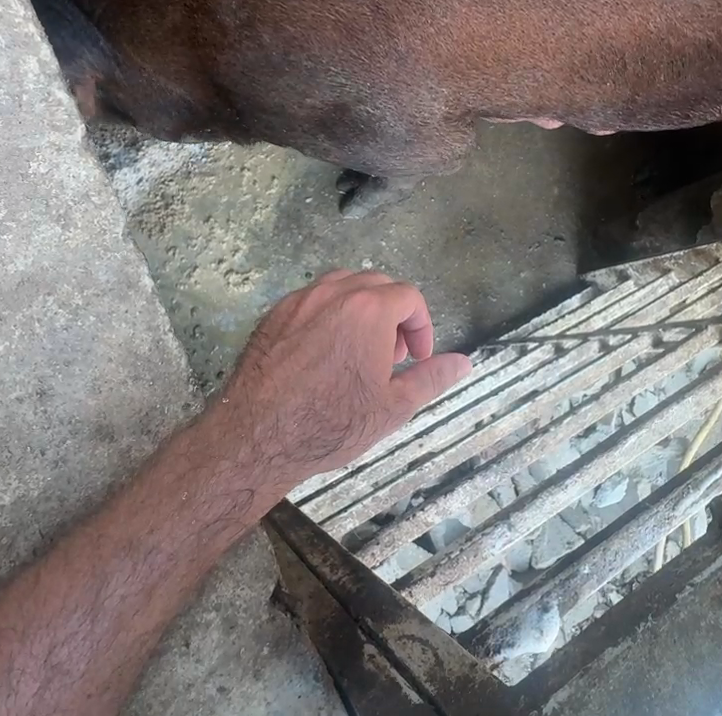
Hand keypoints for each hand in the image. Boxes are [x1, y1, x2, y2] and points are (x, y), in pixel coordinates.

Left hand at [218, 270, 471, 482]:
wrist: (257, 436)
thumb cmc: (330, 423)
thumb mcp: (393, 406)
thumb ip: (432, 377)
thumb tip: (464, 362)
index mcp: (369, 309)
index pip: (409, 297)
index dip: (422, 326)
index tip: (417, 357)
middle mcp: (335, 293)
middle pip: (377, 284)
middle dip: (394, 314)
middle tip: (392, 355)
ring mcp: (300, 300)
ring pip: (343, 286)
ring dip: (361, 309)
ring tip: (359, 350)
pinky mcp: (275, 314)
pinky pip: (312, 299)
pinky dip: (329, 315)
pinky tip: (324, 354)